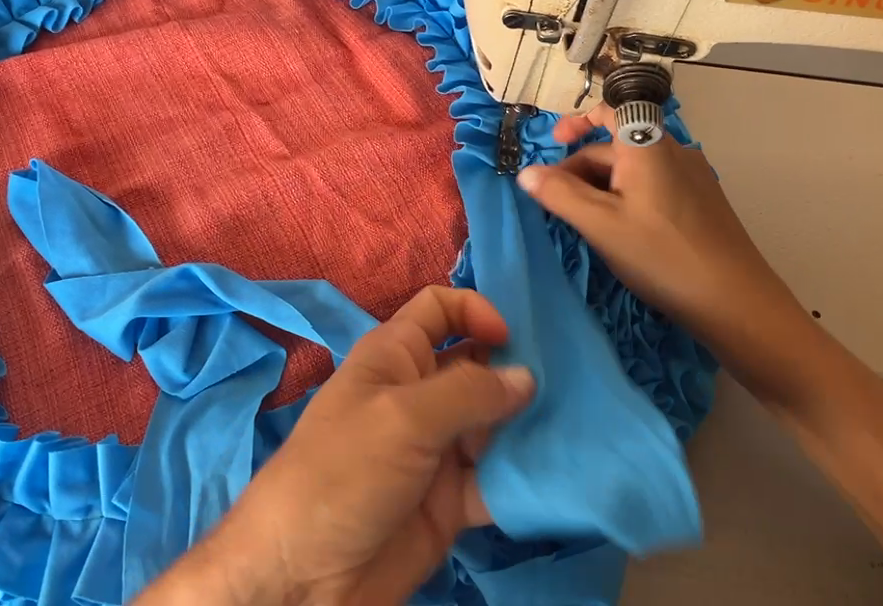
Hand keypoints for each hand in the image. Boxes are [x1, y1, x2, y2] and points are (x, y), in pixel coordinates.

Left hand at [136, 287, 535, 605]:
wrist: (305, 574)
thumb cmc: (344, 470)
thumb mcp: (403, 416)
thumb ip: (468, 392)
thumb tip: (527, 376)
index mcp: (396, 355)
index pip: (439, 309)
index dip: (475, 310)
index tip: (515, 337)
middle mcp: (419, 394)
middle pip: (478, 365)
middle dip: (518, 369)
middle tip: (570, 382)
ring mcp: (438, 449)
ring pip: (495, 423)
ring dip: (530, 424)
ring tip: (576, 427)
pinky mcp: (452, 501)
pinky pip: (497, 479)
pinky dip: (523, 477)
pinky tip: (561, 475)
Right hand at [515, 104, 809, 364]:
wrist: (737, 303)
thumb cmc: (662, 256)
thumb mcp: (600, 225)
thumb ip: (559, 194)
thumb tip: (526, 172)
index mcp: (647, 146)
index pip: (610, 110)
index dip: (577, 121)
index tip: (553, 144)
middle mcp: (672, 151)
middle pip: (614, 146)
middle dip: (579, 168)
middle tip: (555, 205)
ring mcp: (691, 178)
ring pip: (632, 170)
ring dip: (600, 187)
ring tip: (584, 224)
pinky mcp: (701, 204)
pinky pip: (652, 188)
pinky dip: (625, 199)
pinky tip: (620, 234)